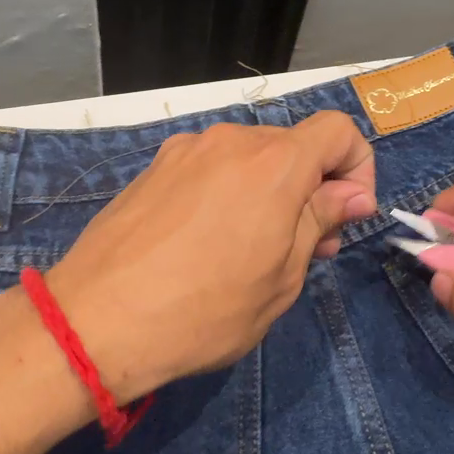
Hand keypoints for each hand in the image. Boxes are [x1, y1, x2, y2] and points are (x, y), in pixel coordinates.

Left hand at [5, 112, 375, 402]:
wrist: (94, 322)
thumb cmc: (204, 310)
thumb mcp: (282, 277)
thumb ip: (321, 221)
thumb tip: (351, 193)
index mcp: (274, 163)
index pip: (339, 131)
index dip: (358, 168)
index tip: (347, 218)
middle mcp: (231, 141)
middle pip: (293, 146)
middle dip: (313, 188)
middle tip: (307, 249)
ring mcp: (186, 150)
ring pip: (251, 158)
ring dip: (270, 192)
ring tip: (252, 250)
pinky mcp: (154, 168)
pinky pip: (211, 168)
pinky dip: (229, 193)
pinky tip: (207, 243)